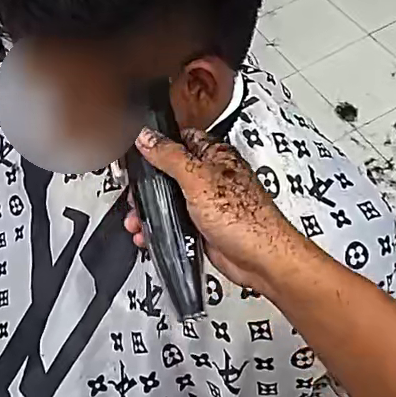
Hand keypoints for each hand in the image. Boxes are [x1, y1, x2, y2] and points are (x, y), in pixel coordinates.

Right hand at [125, 127, 319, 293]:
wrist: (260, 259)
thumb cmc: (245, 219)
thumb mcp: (198, 180)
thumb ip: (171, 156)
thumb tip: (147, 138)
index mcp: (215, 157)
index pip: (182, 139)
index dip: (158, 144)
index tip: (137, 153)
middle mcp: (212, 179)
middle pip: (171, 173)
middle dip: (149, 185)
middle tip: (135, 194)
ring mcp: (208, 204)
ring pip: (170, 201)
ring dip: (150, 210)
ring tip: (136, 219)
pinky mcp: (204, 228)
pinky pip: (176, 224)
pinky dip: (160, 229)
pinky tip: (148, 235)